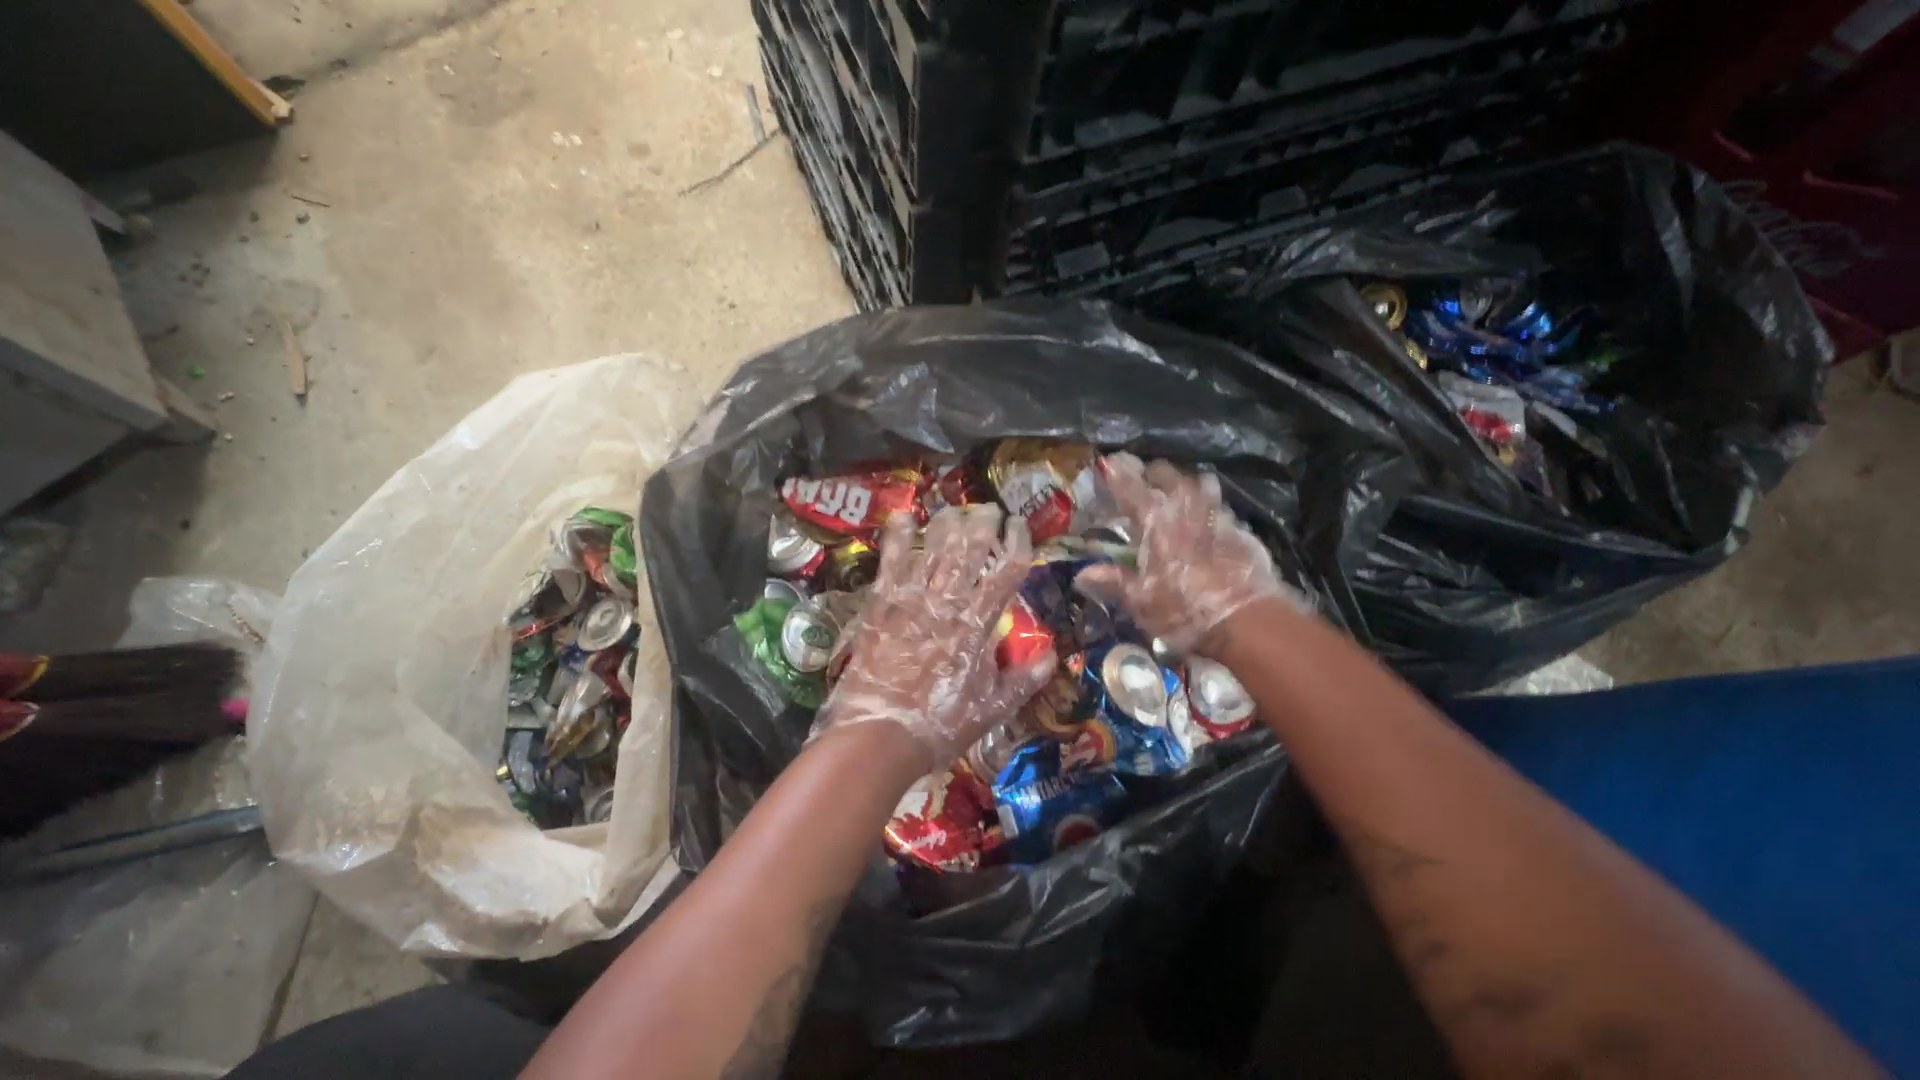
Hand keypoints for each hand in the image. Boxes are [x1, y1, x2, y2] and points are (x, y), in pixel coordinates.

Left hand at [815, 505, 1057, 772]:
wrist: (880, 735)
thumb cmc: (940, 725)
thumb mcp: (991, 710)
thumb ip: (1022, 680)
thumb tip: (1053, 654)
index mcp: (978, 626)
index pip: (1006, 572)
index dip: (1017, 543)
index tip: (1020, 526)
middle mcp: (947, 604)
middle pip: (969, 552)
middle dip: (982, 525)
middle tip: (988, 509)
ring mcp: (911, 601)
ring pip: (933, 551)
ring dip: (946, 527)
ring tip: (954, 510)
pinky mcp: (880, 606)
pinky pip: (890, 563)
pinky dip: (897, 538)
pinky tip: (903, 517)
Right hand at [1075, 453, 1306, 654]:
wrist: (1247, 619)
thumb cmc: (1185, 609)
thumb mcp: (1142, 602)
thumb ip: (1114, 581)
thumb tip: (1081, 575)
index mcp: (1156, 522)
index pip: (1131, 487)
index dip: (1117, 473)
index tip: (1108, 463)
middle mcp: (1186, 509)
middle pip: (1168, 475)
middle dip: (1153, 473)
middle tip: (1143, 480)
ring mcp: (1217, 515)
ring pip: (1199, 483)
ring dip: (1186, 483)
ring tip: (1179, 493)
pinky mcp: (1241, 530)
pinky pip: (1220, 506)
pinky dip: (1209, 507)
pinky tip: (1207, 522)